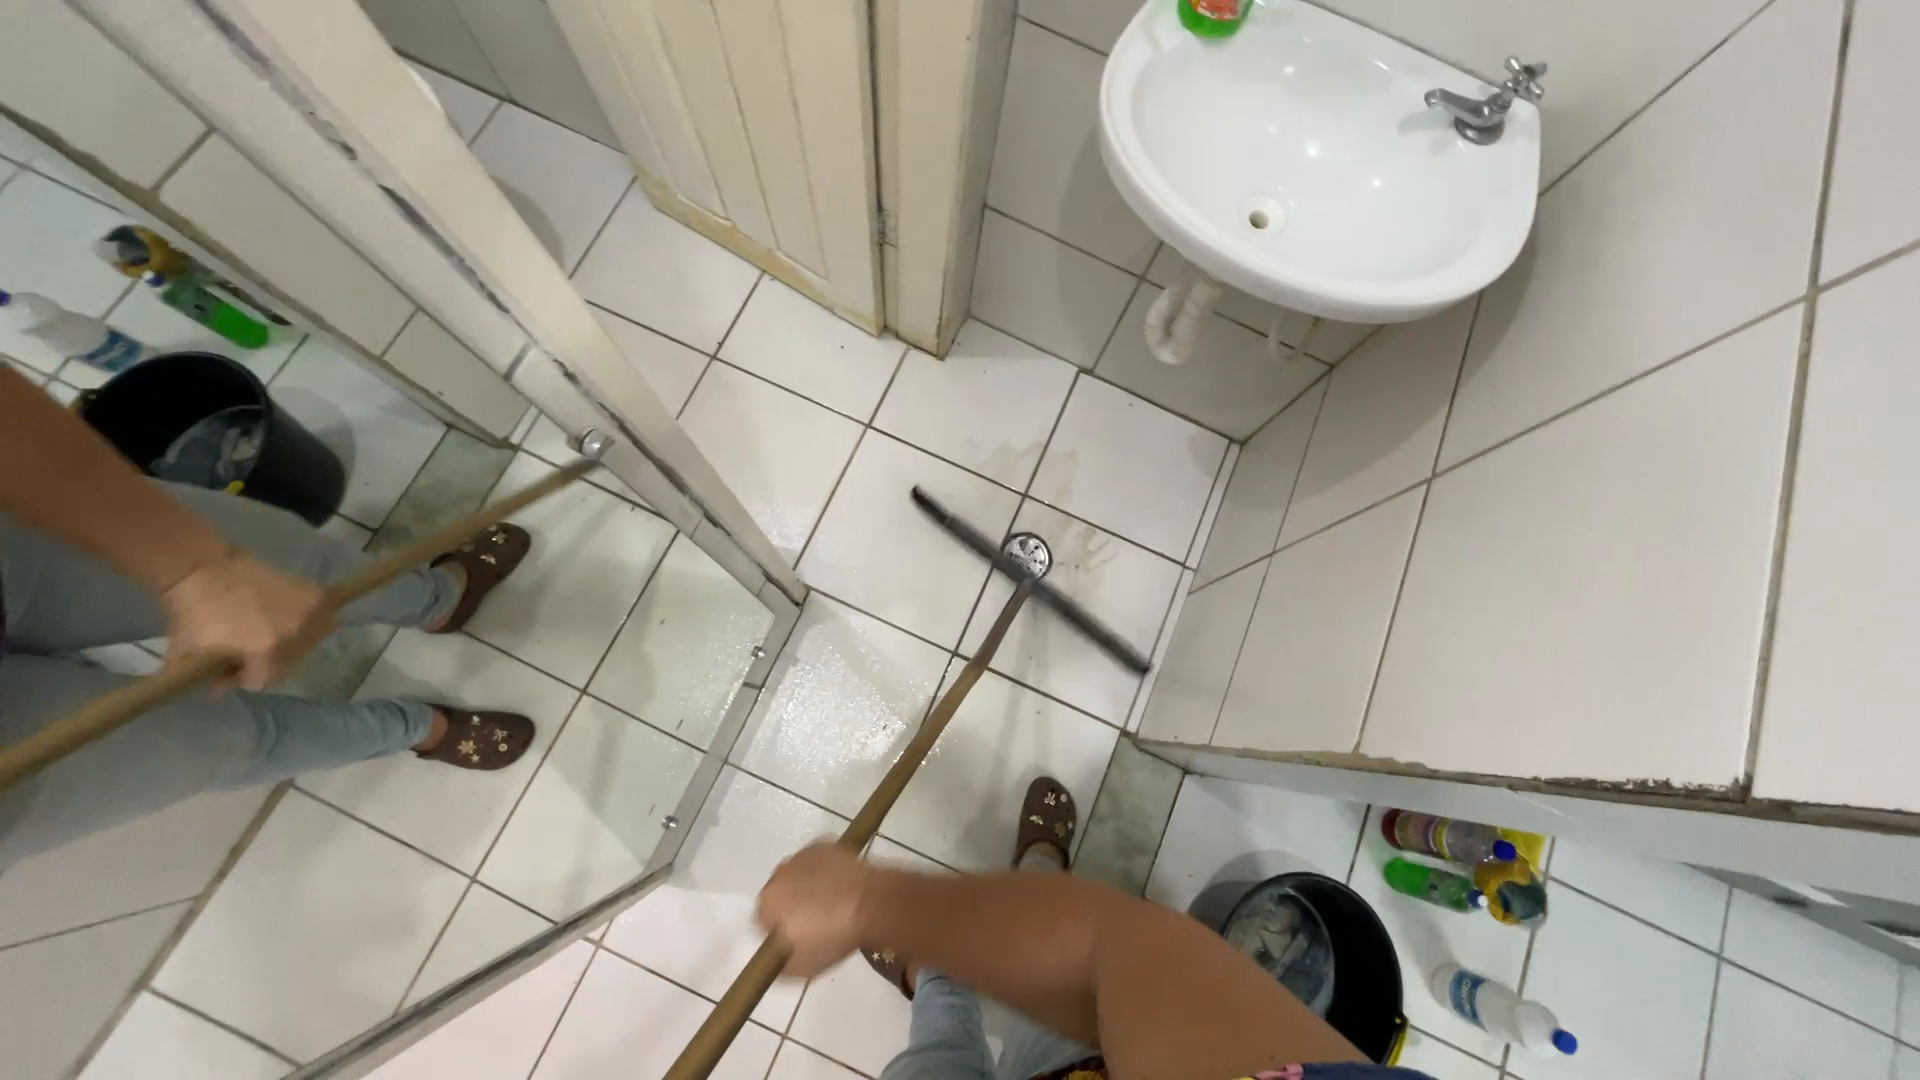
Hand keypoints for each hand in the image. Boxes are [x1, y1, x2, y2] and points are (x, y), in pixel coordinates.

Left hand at [162, 549, 332, 690]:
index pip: (264, 681)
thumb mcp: (192, 651)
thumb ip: (212, 675)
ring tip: (270, 636)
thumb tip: (220, 690)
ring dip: (292, 644)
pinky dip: (309, 623)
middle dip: (269, 662)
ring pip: (311, 643)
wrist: (205, 569)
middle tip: (249, 654)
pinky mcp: (319, 595)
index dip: (243, 679)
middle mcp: (298, 633)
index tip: (229, 672)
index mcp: (267, 649)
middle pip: (290, 664)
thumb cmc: (194, 611)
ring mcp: (312, 612)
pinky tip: (287, 619)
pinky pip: (323, 619)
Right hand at [757, 842, 873, 976]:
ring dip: (806, 886)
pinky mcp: (823, 844)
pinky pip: (816, 860)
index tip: (799, 938)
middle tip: (815, 920)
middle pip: (779, 894)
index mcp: (768, 902)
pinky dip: (822, 870)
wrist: (870, 902)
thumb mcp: (801, 967)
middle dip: (791, 905)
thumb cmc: (833, 936)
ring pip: (796, 875)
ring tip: (830, 900)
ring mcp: (802, 855)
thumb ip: (780, 962)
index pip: (764, 921)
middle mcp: (779, 874)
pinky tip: (838, 883)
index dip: (781, 931)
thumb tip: (778, 955)